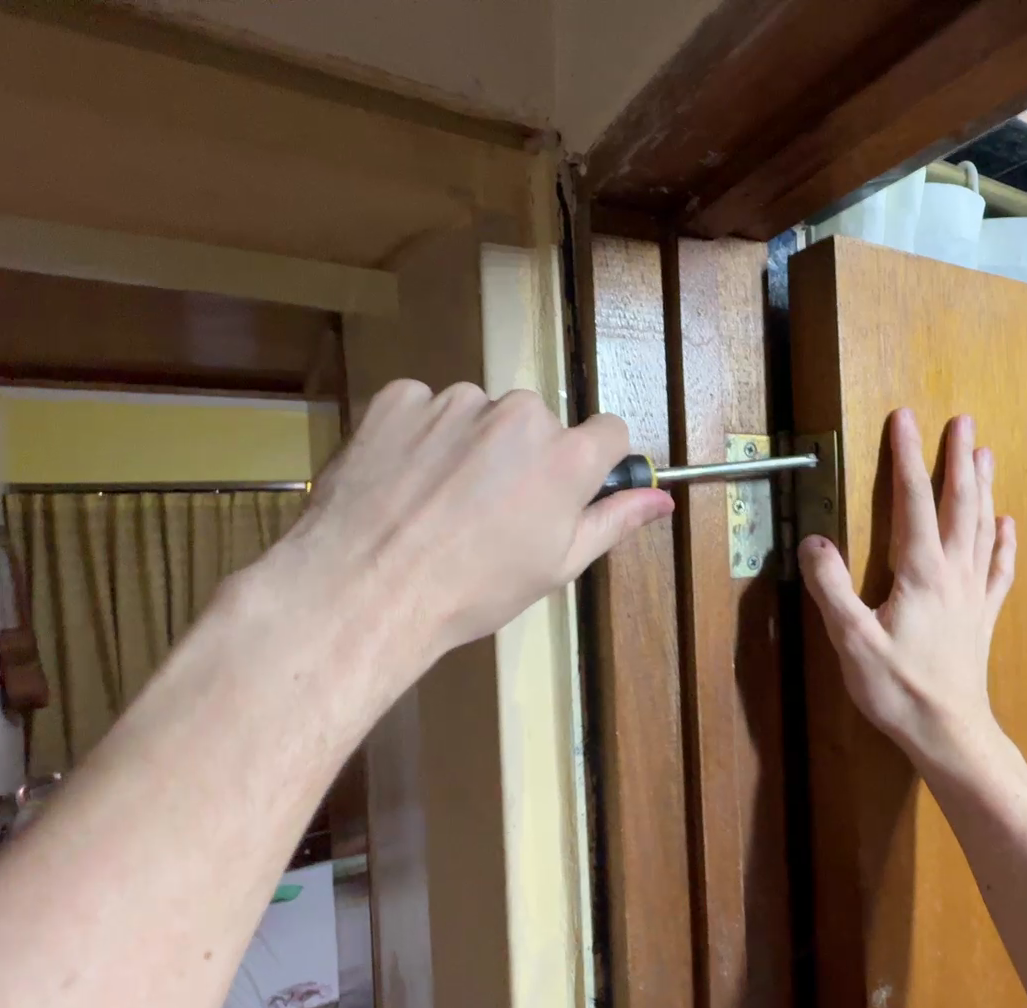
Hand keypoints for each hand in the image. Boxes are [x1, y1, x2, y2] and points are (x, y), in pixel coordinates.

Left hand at [282, 380, 671, 665]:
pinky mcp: (399, 398)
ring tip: (439, 500)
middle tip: (491, 510)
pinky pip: (426, 406)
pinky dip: (423, 435)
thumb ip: (615, 520)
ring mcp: (455, 401)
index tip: (567, 490)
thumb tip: (663, 498)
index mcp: (566, 457)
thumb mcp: (558, 565)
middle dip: (525, 457)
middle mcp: (519, 415)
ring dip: (472, 444)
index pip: (609, 431)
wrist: (363, 590)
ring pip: (482, 415)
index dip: (593, 462)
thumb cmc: (474, 589)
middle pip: (540, 424)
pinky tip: (404, 479)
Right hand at [798, 409, 1016, 767]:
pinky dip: (1004, 543)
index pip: (913, 502)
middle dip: (957, 460)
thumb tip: (814, 542)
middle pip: (959, 504)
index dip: (907, 457)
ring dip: (983, 488)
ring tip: (985, 454)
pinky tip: (1008, 525)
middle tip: (963, 421)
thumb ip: (832, 589)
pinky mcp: (982, 615)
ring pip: (982, 528)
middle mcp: (954, 572)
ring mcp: (974, 593)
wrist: (950, 732)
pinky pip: (999, 569)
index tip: (906, 418)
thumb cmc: (899, 688)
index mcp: (921, 572)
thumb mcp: (853, 641)